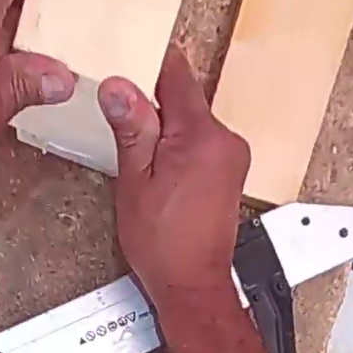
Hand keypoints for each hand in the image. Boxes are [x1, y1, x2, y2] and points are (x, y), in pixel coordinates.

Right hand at [99, 47, 251, 295]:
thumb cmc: (165, 246)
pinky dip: (182, 152)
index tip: (127, 68)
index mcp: (200, 136)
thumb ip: (131, 130)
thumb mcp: (135, 184)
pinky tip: (164, 178)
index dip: (148, 68)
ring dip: (167, 135)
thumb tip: (119, 87)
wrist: (192, 284)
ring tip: (145, 166)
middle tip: (126, 132)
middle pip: (185, 101)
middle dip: (154, 111)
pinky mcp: (233, 173)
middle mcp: (225, 140)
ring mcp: (233, 157)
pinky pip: (203, 145)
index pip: (176, 74)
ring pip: (193, 125)